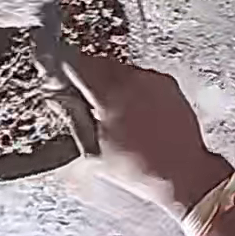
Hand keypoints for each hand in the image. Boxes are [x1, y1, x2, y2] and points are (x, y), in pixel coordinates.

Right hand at [67, 53, 231, 218]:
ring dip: (106, 79)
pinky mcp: (167, 83)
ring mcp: (152, 79)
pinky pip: (139, 76)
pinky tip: (129, 108)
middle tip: (74, 91)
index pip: (75, 63)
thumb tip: (56, 96)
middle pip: (97, 62)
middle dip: (83, 72)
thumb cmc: (138, 168)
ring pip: (118, 68)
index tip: (50, 67)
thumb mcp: (92, 149)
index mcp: (110, 94)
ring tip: (105, 107)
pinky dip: (129, 85)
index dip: (58, 64)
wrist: (184, 173)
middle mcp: (132, 79)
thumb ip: (73, 115)